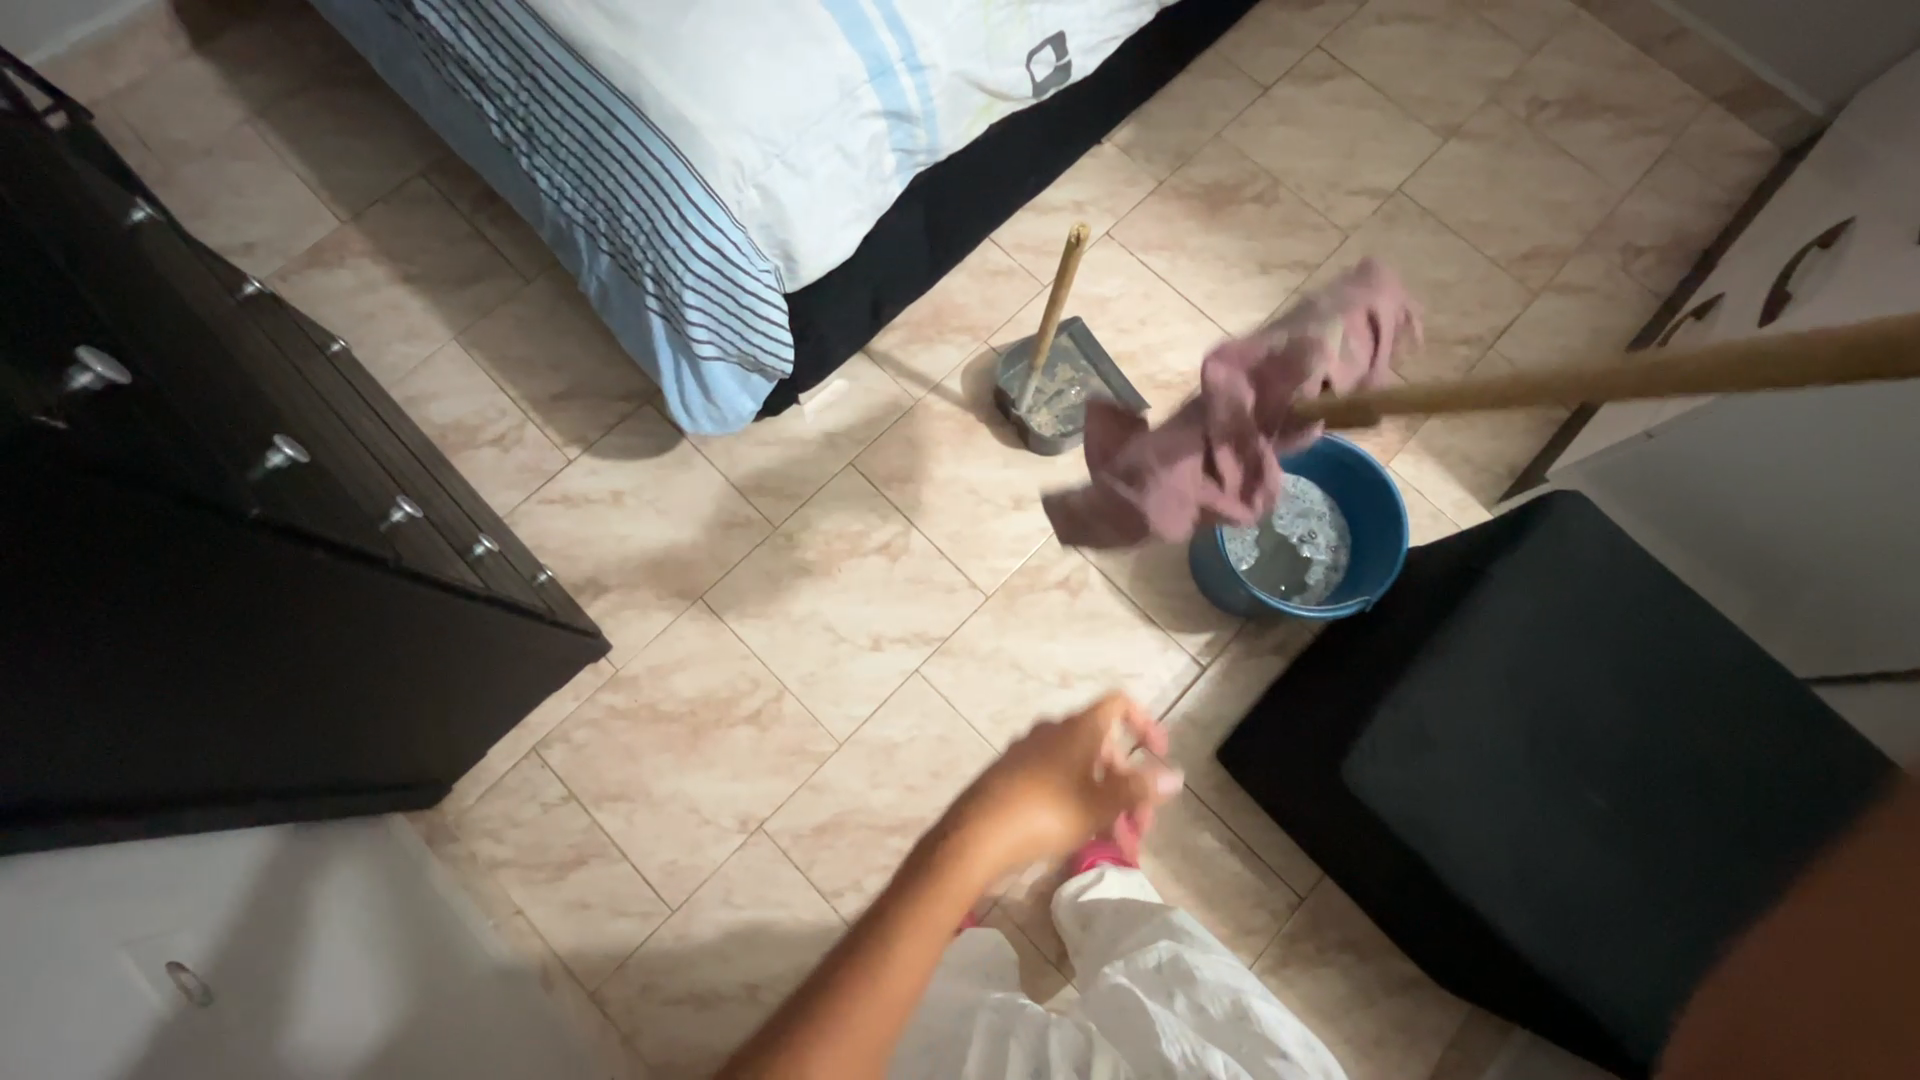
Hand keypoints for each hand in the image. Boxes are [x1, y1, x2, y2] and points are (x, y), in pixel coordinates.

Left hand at [934, 692, 1182, 881]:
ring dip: (1107, 804)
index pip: (1119, 704)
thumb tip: (1174, 776)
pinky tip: (1085, 840)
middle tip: (1140, 828)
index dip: (1145, 724)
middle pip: (1104, 747)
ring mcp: (1030, 752)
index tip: (1159, 756)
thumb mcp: (1101, 804)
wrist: (978, 832)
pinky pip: (1059, 782)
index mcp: (1078, 727)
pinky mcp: (1014, 775)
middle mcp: (1054, 731)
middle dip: (1129, 786)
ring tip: (1119, 847)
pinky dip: (1080, 804)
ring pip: (1083, 771)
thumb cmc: (1048, 811)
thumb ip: (1140, 789)